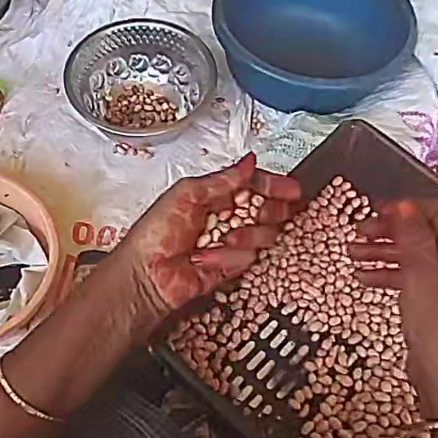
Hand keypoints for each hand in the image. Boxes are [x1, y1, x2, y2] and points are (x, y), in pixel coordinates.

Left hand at [107, 154, 300, 330]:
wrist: (146, 274)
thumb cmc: (156, 234)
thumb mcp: (187, 194)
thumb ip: (222, 179)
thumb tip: (249, 162)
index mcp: (214, 197)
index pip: (252, 187)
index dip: (272, 187)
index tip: (291, 190)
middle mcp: (225, 219)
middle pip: (265, 211)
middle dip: (270, 211)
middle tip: (270, 213)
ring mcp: (230, 245)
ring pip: (262, 236)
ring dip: (247, 236)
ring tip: (224, 239)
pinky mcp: (230, 268)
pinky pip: (248, 260)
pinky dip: (230, 258)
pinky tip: (208, 258)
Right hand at [349, 198, 437, 417]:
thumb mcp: (423, 281)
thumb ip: (414, 240)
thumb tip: (404, 206)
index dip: (406, 209)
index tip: (374, 211)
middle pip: (428, 233)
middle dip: (391, 231)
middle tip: (357, 233)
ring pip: (419, 255)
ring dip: (386, 252)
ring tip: (352, 254)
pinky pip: (418, 277)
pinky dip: (393, 274)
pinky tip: (365, 276)